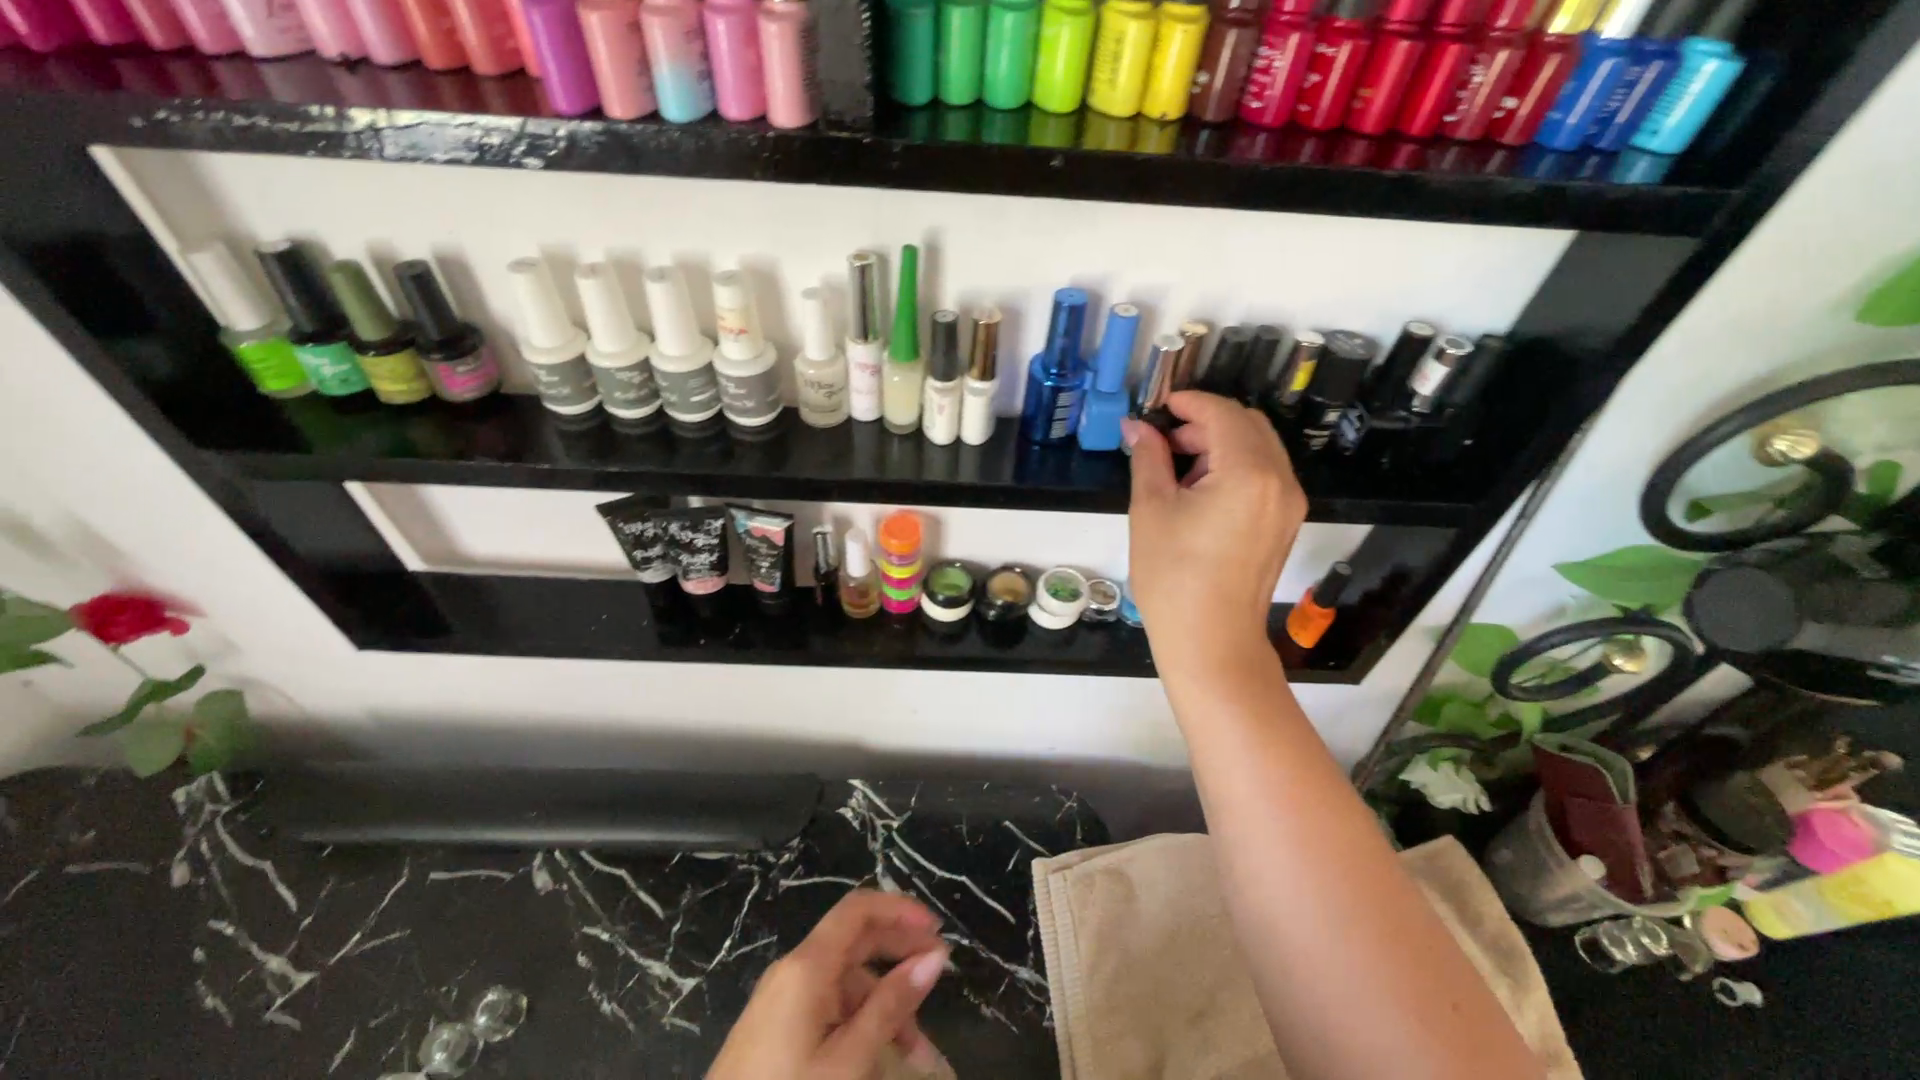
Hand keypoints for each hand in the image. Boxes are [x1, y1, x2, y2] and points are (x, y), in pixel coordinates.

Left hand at [707, 890, 950, 1079]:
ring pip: (847, 983)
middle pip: (856, 942)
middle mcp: (793, 970)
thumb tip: (934, 958)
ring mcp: (783, 997)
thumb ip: (892, 1005)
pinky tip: (880, 1055)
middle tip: (942, 982)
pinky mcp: (778, 1024)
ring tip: (918, 1052)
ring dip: (886, 1005)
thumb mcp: (849, 1058)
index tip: (938, 931)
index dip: (901, 909)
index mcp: (807, 965)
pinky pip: (829, 1006)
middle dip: (902, 961)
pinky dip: (861, 1022)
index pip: (858, 910)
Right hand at [1125, 392, 1307, 663]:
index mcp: (1248, 472)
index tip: (1157, 408)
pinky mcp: (1286, 523)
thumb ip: (1148, 457)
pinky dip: (1236, 467)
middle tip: (1164, 441)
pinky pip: (1265, 475)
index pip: (1222, 413)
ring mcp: (1289, 503)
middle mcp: (1280, 480)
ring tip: (1178, 469)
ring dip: (1221, 443)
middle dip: (1205, 422)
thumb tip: (1138, 427)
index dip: (1188, 402)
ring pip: (1259, 448)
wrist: (1211, 641)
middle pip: (1247, 424)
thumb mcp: (1151, 510)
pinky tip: (1202, 491)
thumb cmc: (1173, 577)